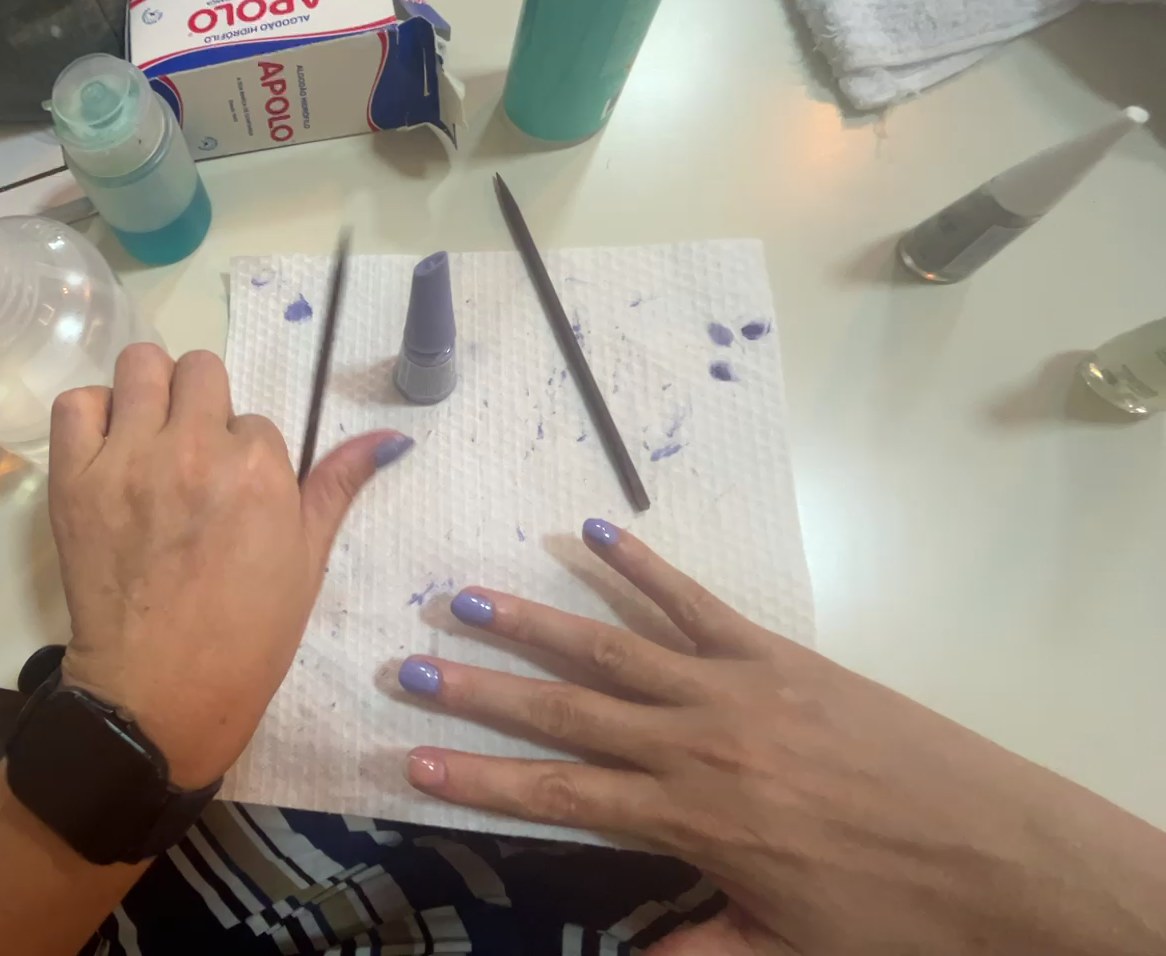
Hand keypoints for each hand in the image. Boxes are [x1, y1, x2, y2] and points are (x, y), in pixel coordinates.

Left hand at [49, 344, 411, 788]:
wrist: (160, 692)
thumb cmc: (247, 634)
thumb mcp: (307, 560)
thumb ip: (338, 485)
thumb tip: (391, 435)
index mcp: (256, 467)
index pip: (253, 418)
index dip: (243, 453)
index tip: (231, 493)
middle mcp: (191, 449)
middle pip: (198, 370)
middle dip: (202, 403)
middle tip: (190, 452)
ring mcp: (127, 460)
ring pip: (140, 366)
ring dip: (150, 394)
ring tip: (147, 440)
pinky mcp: (74, 479)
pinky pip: (77, 404)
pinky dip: (93, 415)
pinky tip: (106, 448)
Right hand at [397, 518, 1165, 955]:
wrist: (1037, 874)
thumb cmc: (906, 924)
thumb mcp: (794, 954)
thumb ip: (699, 949)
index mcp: (690, 818)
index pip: (557, 794)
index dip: (480, 780)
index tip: (414, 761)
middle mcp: (691, 742)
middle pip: (560, 709)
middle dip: (476, 690)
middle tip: (408, 663)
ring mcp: (728, 687)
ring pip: (606, 644)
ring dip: (530, 621)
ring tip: (466, 598)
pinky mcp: (771, 653)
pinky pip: (691, 601)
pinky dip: (640, 567)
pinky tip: (594, 532)